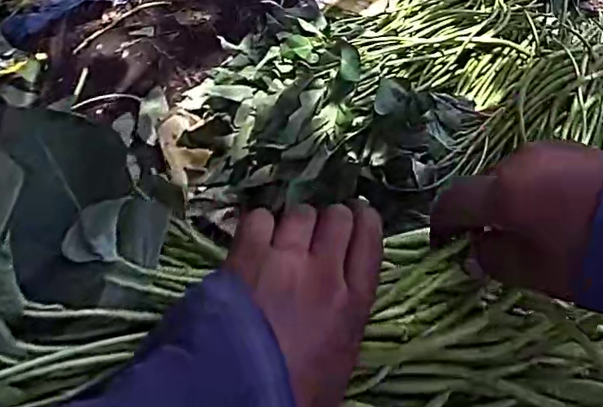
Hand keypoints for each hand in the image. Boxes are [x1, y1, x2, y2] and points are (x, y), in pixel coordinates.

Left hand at [225, 203, 381, 406]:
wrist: (233, 405)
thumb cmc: (293, 396)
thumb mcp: (339, 361)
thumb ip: (347, 314)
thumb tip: (344, 286)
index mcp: (353, 303)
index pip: (369, 234)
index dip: (364, 219)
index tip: (356, 217)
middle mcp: (324, 272)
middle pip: (337, 216)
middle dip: (329, 219)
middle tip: (317, 232)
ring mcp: (285, 259)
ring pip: (301, 213)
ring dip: (295, 222)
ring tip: (284, 238)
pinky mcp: (247, 256)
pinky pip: (261, 218)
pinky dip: (260, 225)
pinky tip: (254, 242)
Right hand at [430, 141, 602, 300]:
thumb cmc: (587, 254)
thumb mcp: (537, 272)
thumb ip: (496, 261)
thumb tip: (473, 252)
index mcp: (502, 190)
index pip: (454, 201)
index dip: (442, 225)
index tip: (443, 246)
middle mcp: (517, 160)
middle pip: (485, 186)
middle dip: (482, 214)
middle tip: (493, 245)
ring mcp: (545, 149)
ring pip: (513, 176)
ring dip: (511, 200)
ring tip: (531, 231)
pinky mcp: (571, 147)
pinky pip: (538, 168)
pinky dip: (534, 189)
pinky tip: (557, 212)